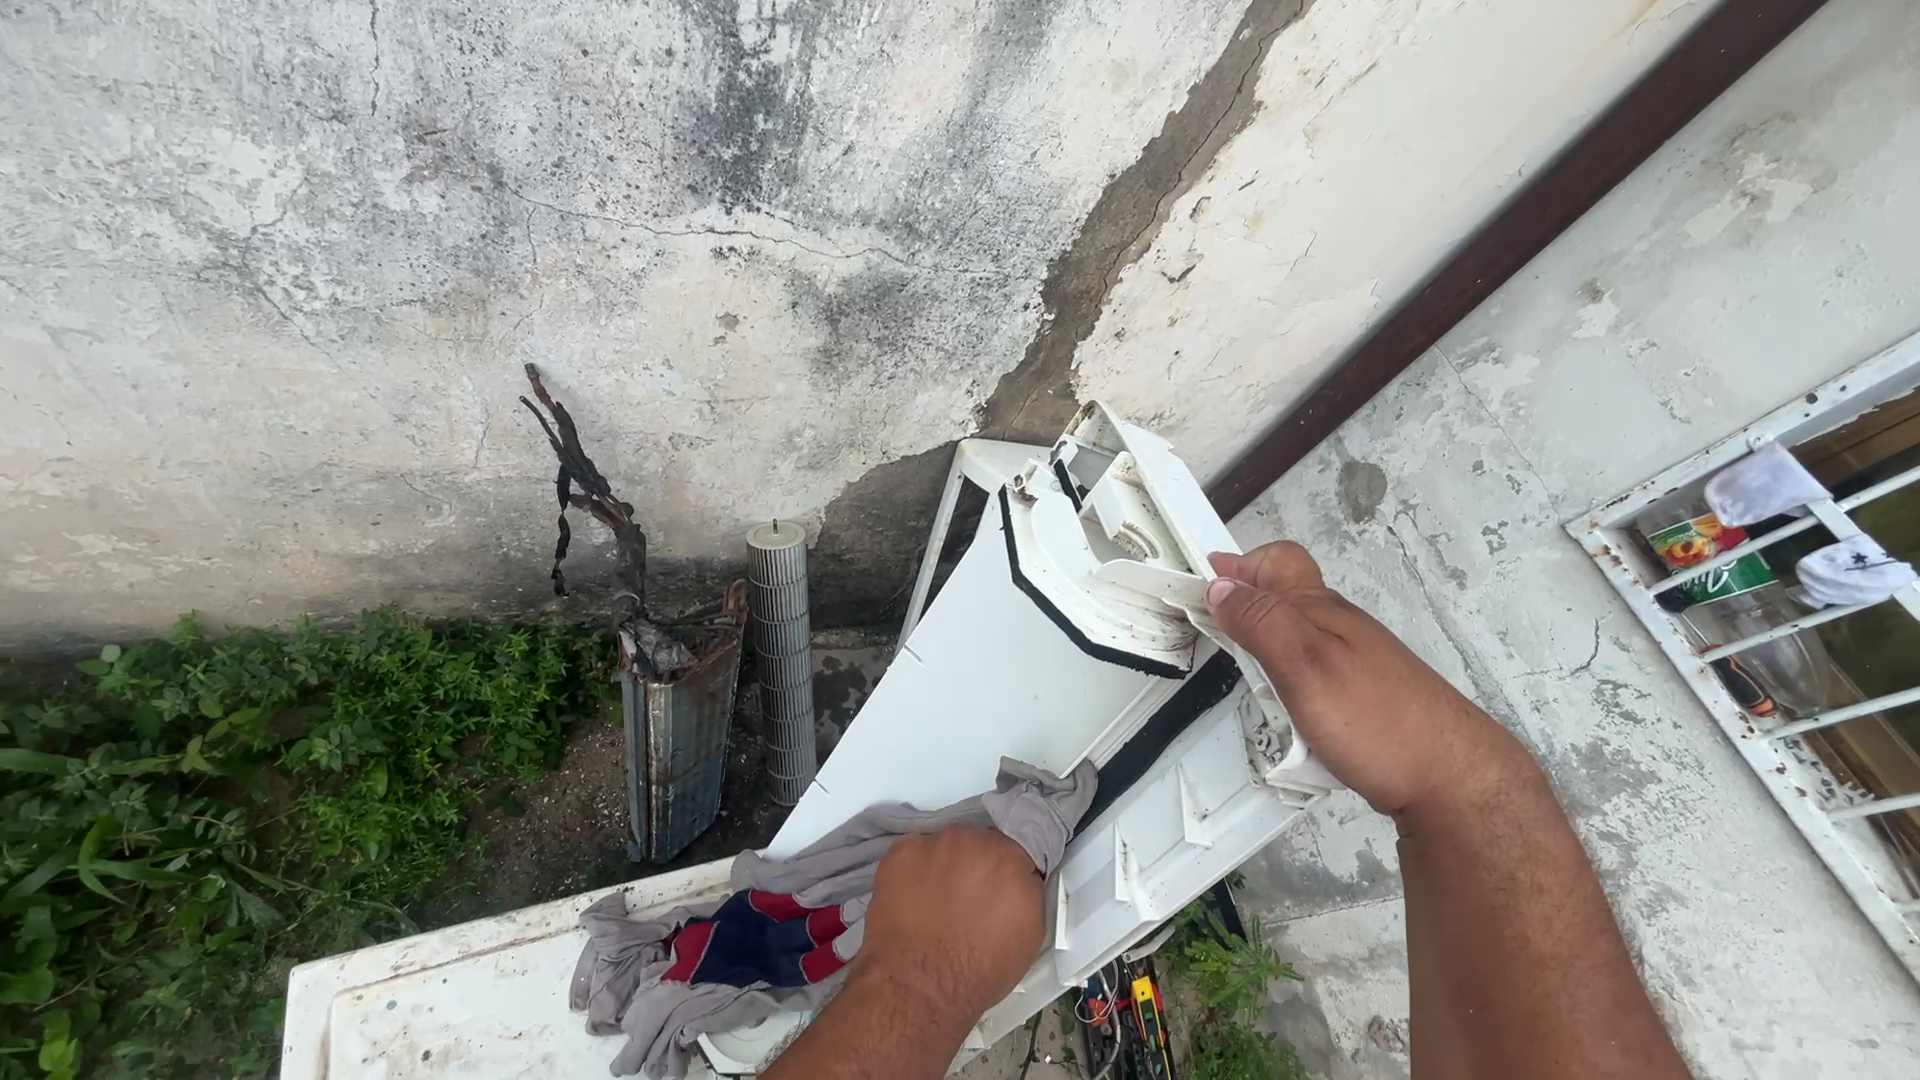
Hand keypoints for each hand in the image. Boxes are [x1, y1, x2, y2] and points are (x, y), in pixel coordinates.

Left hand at [856, 825, 1044, 1018]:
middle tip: (967, 900)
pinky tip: (913, 899)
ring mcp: (934, 843)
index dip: (1007, 872)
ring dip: (945, 865)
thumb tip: (1019, 878)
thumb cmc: (981, 968)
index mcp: (1010, 856)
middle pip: (978, 843)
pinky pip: (913, 852)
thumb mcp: (1031, 932)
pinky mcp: (901, 851)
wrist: (921, 985)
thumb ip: (1028, 890)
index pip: (1015, 850)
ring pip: (945, 846)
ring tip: (936, 902)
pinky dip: (914, 871)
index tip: (999, 892)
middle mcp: (973, 839)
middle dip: (976, 865)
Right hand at [1205, 543, 1520, 817]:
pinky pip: (1313, 672)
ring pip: (1297, 637)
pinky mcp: (1364, 694)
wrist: (1453, 781)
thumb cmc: (1377, 722)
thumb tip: (1221, 587)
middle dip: (1244, 609)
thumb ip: (1260, 623)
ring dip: (1264, 648)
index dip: (1240, 564)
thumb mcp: (1304, 665)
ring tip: (1246, 676)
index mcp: (1322, 610)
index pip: (1278, 561)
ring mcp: (1355, 660)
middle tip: (1217, 633)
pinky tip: (1286, 709)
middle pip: (1283, 598)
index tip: (1204, 581)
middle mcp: (1338, 626)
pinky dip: (1288, 681)